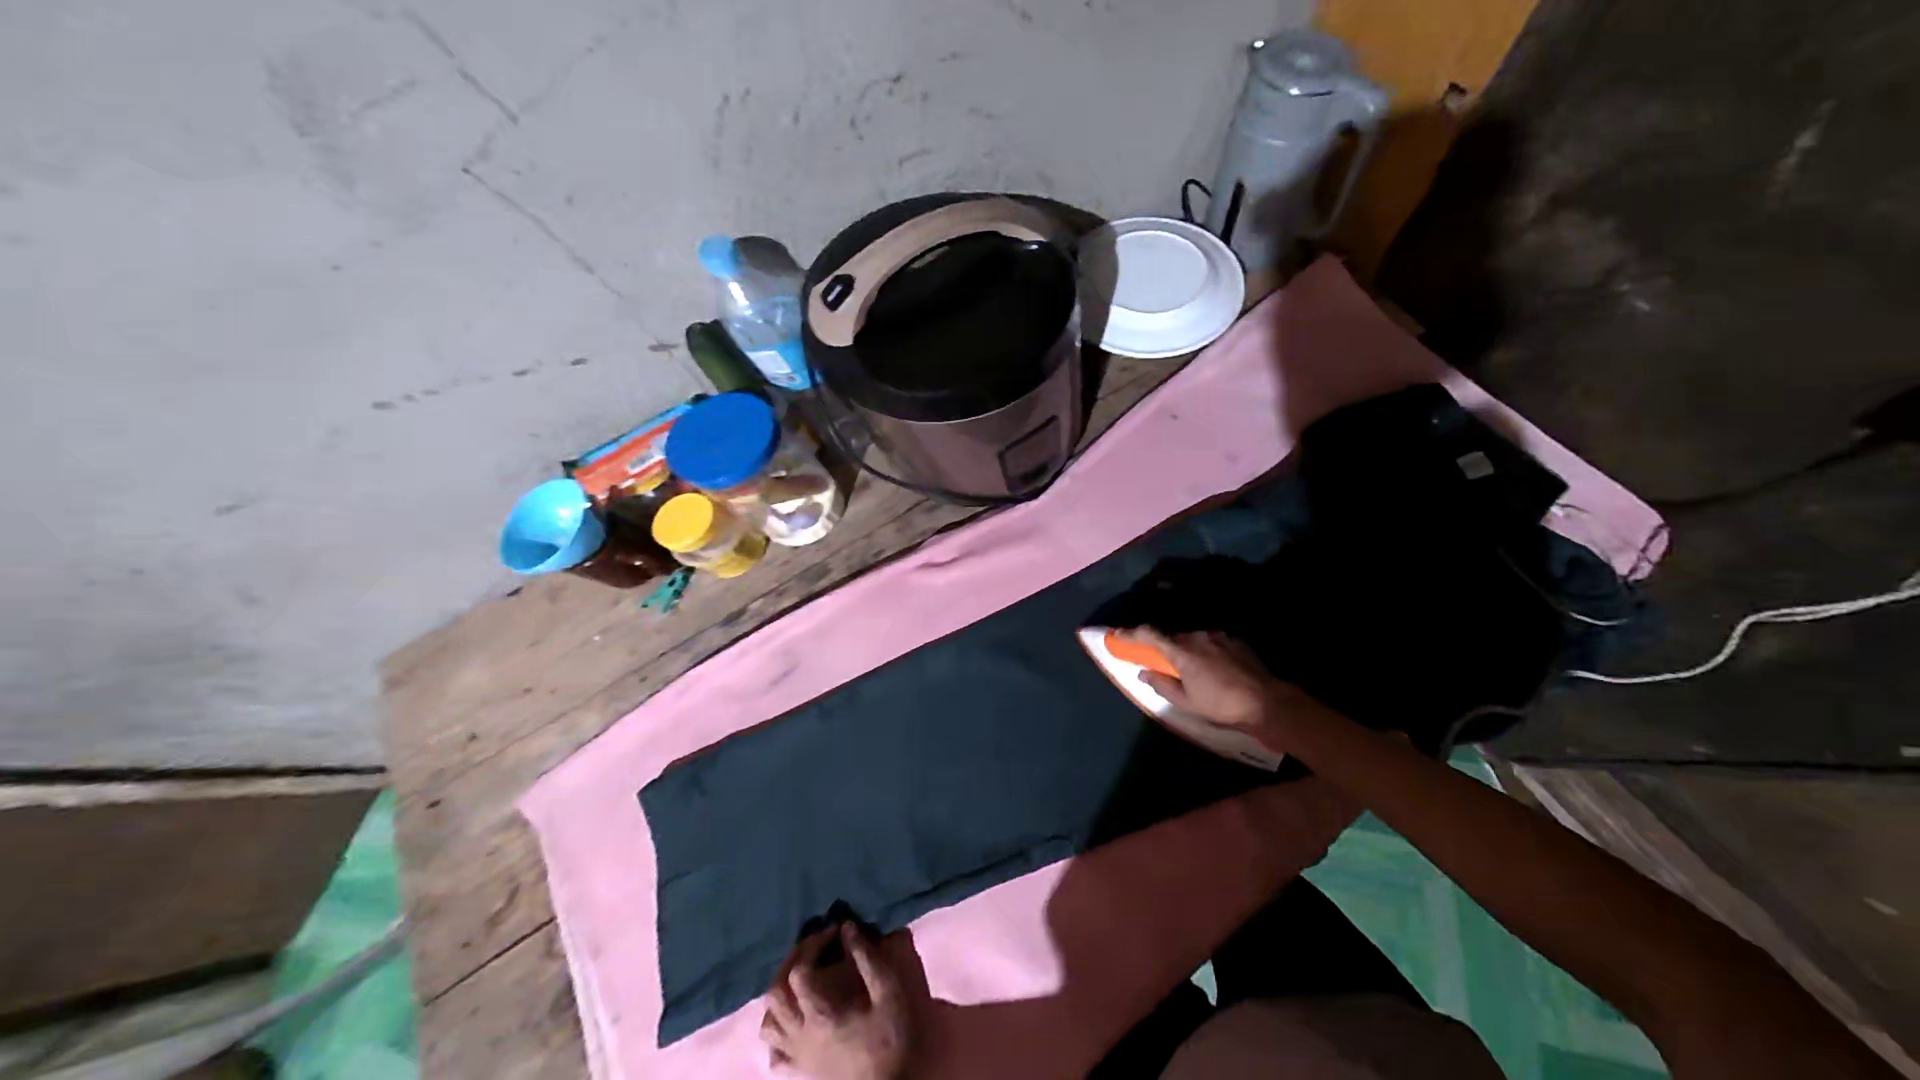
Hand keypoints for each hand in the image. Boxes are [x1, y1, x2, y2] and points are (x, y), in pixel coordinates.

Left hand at [761, 923, 911, 1079]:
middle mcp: (800, 1035)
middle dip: (790, 962)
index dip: (813, 945)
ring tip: (797, 979)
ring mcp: (796, 1056)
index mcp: (821, 1014)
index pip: (799, 971)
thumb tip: (847, 928)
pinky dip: (778, 1032)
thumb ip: (868, 959)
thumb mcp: (889, 993)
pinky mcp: (799, 1072)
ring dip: (778, 994)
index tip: (833, 932)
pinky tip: (792, 1022)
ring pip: (768, 1022)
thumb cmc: (891, 1040)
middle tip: (811, 947)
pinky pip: (775, 1052)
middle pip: (776, 992)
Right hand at [1118, 628, 1320, 745]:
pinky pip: (1210, 642)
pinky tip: (1213, 670)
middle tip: (1164, 666)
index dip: (1131, 634)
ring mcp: (1218, 636)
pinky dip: (1204, 652)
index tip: (1117, 635)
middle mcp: (1198, 637)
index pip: (1150, 635)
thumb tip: (1144, 672)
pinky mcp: (1234, 640)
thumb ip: (1162, 684)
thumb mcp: (1186, 702)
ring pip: (1192, 640)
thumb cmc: (1222, 706)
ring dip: (1186, 651)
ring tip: (1194, 673)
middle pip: (1172, 638)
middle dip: (1164, 649)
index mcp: (1183, 652)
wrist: (1267, 702)